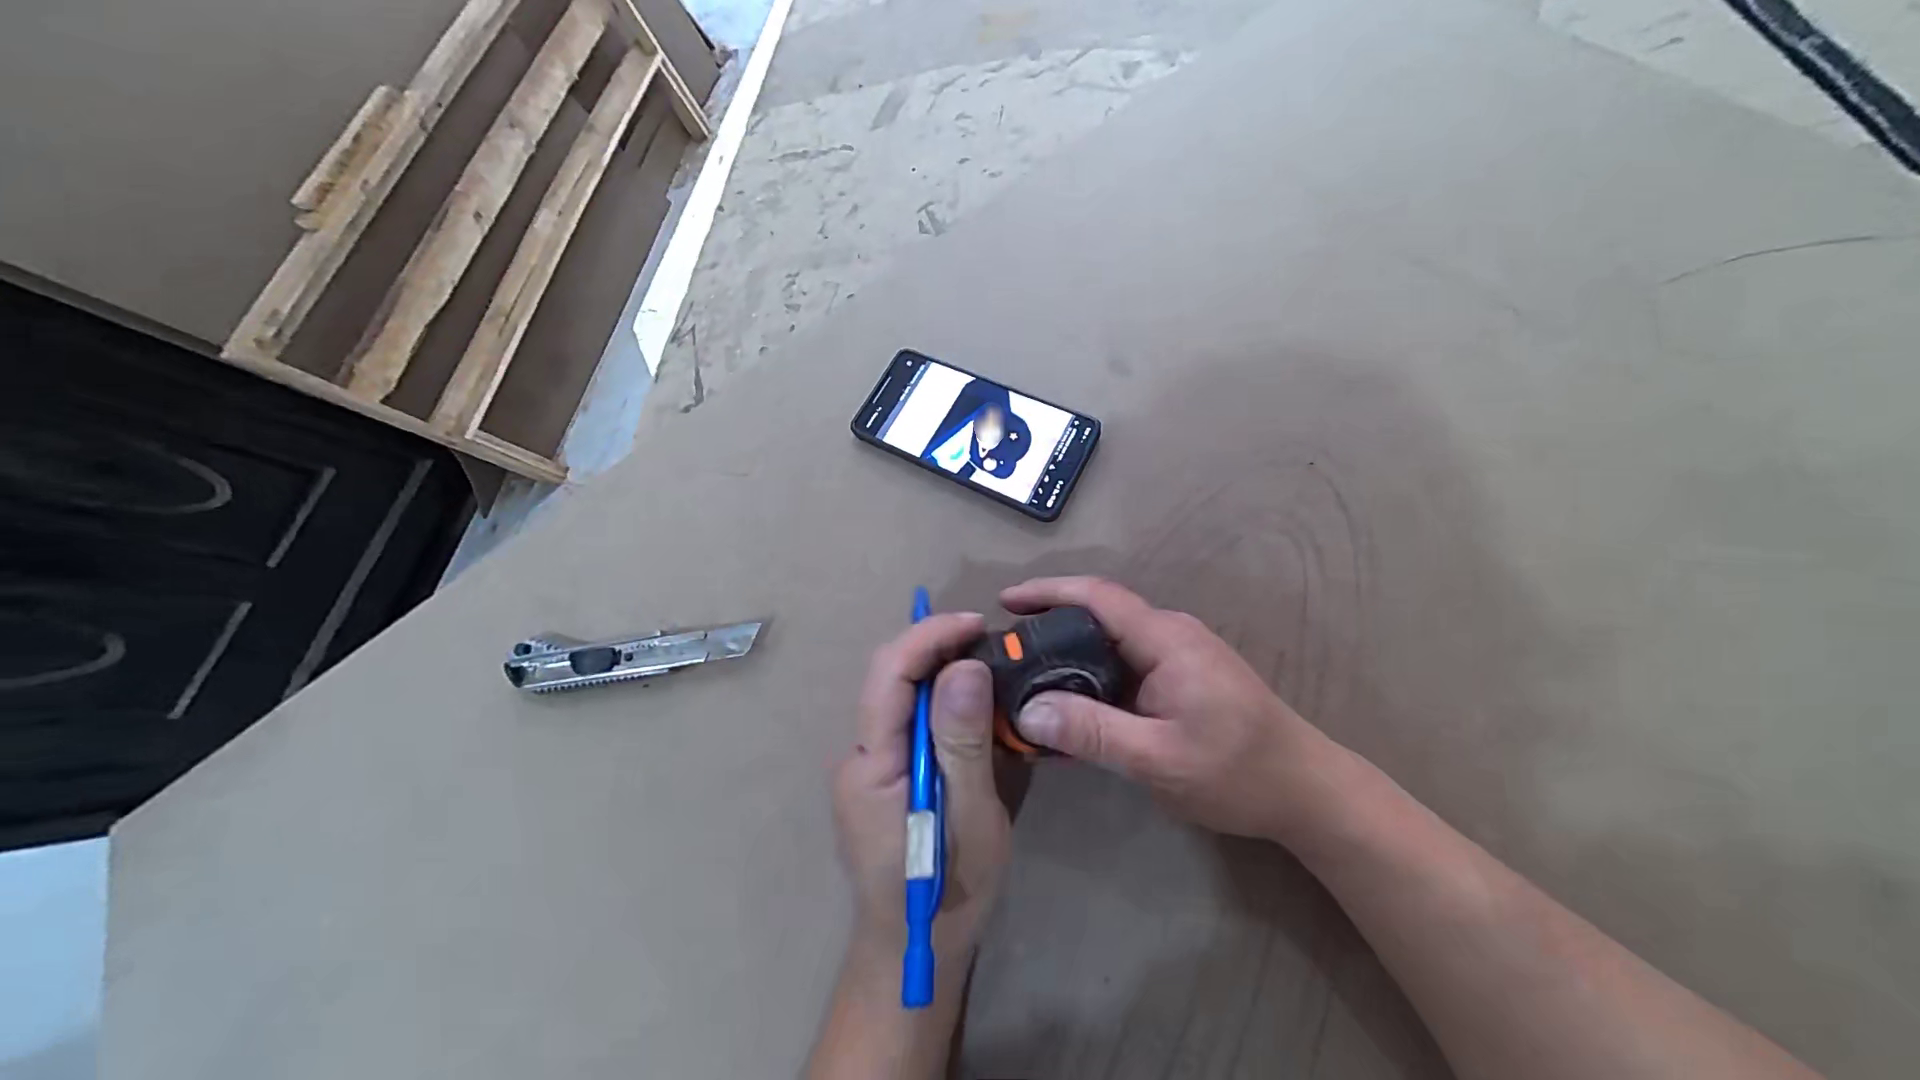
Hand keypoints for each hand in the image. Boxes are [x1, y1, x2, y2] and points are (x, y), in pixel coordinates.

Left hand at [831, 612, 1011, 950]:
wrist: (915, 949)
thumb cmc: (948, 891)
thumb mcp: (971, 817)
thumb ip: (962, 743)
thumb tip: (964, 666)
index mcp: (870, 766)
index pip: (889, 676)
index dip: (928, 638)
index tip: (976, 623)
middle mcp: (858, 756)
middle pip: (887, 679)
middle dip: (932, 645)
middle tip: (986, 639)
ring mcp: (867, 767)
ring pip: (896, 697)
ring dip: (936, 669)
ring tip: (984, 661)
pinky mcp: (882, 777)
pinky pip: (906, 720)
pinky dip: (936, 699)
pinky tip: (968, 702)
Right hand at [1001, 576, 1331, 838]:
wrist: (1307, 793)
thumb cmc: (1238, 772)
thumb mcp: (1159, 758)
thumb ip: (1093, 731)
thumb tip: (1027, 711)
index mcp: (1166, 639)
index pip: (1097, 597)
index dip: (1048, 592)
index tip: (1004, 602)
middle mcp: (1170, 635)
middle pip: (1098, 616)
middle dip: (1049, 625)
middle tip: (1006, 652)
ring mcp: (1177, 656)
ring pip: (1109, 643)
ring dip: (1068, 656)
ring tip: (1027, 680)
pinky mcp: (1179, 679)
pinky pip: (1124, 666)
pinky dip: (1090, 678)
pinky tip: (1070, 708)